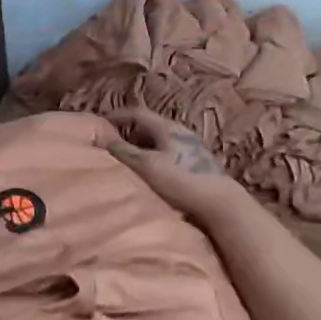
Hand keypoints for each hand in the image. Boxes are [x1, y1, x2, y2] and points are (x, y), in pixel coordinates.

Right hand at [100, 108, 240, 216]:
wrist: (222, 206)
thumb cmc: (181, 181)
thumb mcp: (145, 165)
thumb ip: (122, 151)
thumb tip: (100, 138)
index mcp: (167, 128)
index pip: (136, 112)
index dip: (116, 116)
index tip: (98, 125)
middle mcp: (180, 133)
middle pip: (146, 128)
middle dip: (126, 134)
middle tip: (108, 146)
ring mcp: (189, 150)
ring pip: (156, 144)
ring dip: (138, 149)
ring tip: (122, 163)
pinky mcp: (194, 166)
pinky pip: (164, 157)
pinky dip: (149, 161)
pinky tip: (145, 176)